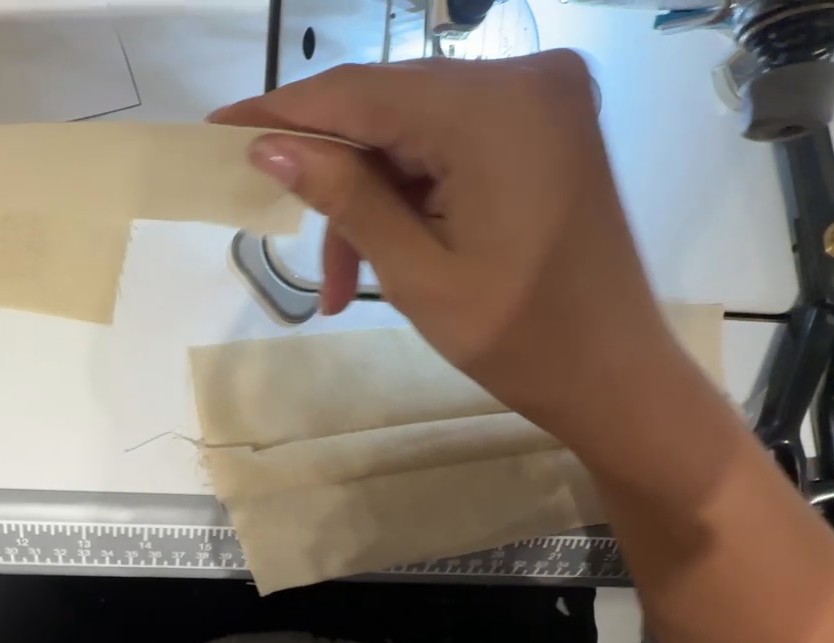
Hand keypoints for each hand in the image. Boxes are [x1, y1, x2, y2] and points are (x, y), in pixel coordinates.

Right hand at [213, 53, 682, 426]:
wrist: (614, 373)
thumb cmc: (519, 339)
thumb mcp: (416, 274)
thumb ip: (345, 198)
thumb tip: (268, 147)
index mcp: (495, 108)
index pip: (360, 92)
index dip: (282, 112)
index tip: (219, 130)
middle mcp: (525, 77)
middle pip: (387, 109)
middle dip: (331, 177)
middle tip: (287, 240)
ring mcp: (540, 100)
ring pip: (414, 134)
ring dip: (369, 202)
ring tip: (344, 286)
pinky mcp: (543, 129)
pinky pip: (449, 147)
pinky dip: (411, 197)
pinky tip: (389, 255)